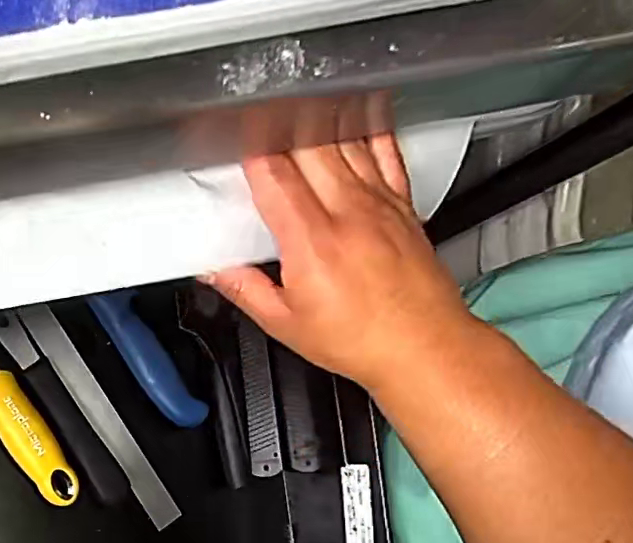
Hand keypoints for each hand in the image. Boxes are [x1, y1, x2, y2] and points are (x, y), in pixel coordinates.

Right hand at [205, 130, 489, 393]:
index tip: (238, 144)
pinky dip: (370, 131)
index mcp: (311, 243)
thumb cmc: (353, 337)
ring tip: (298, 110)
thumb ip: (244, 288)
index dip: (255, 157)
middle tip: (261, 120)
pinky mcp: (402, 206)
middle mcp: (348, 215)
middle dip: (283, 131)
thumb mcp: (280, 321)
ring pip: (347, 146)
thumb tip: (215, 271)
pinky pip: (386, 155)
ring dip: (320, 123)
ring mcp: (379, 205)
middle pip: (312, 152)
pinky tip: (359, 118)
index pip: (277, 183)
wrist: (417, 342)